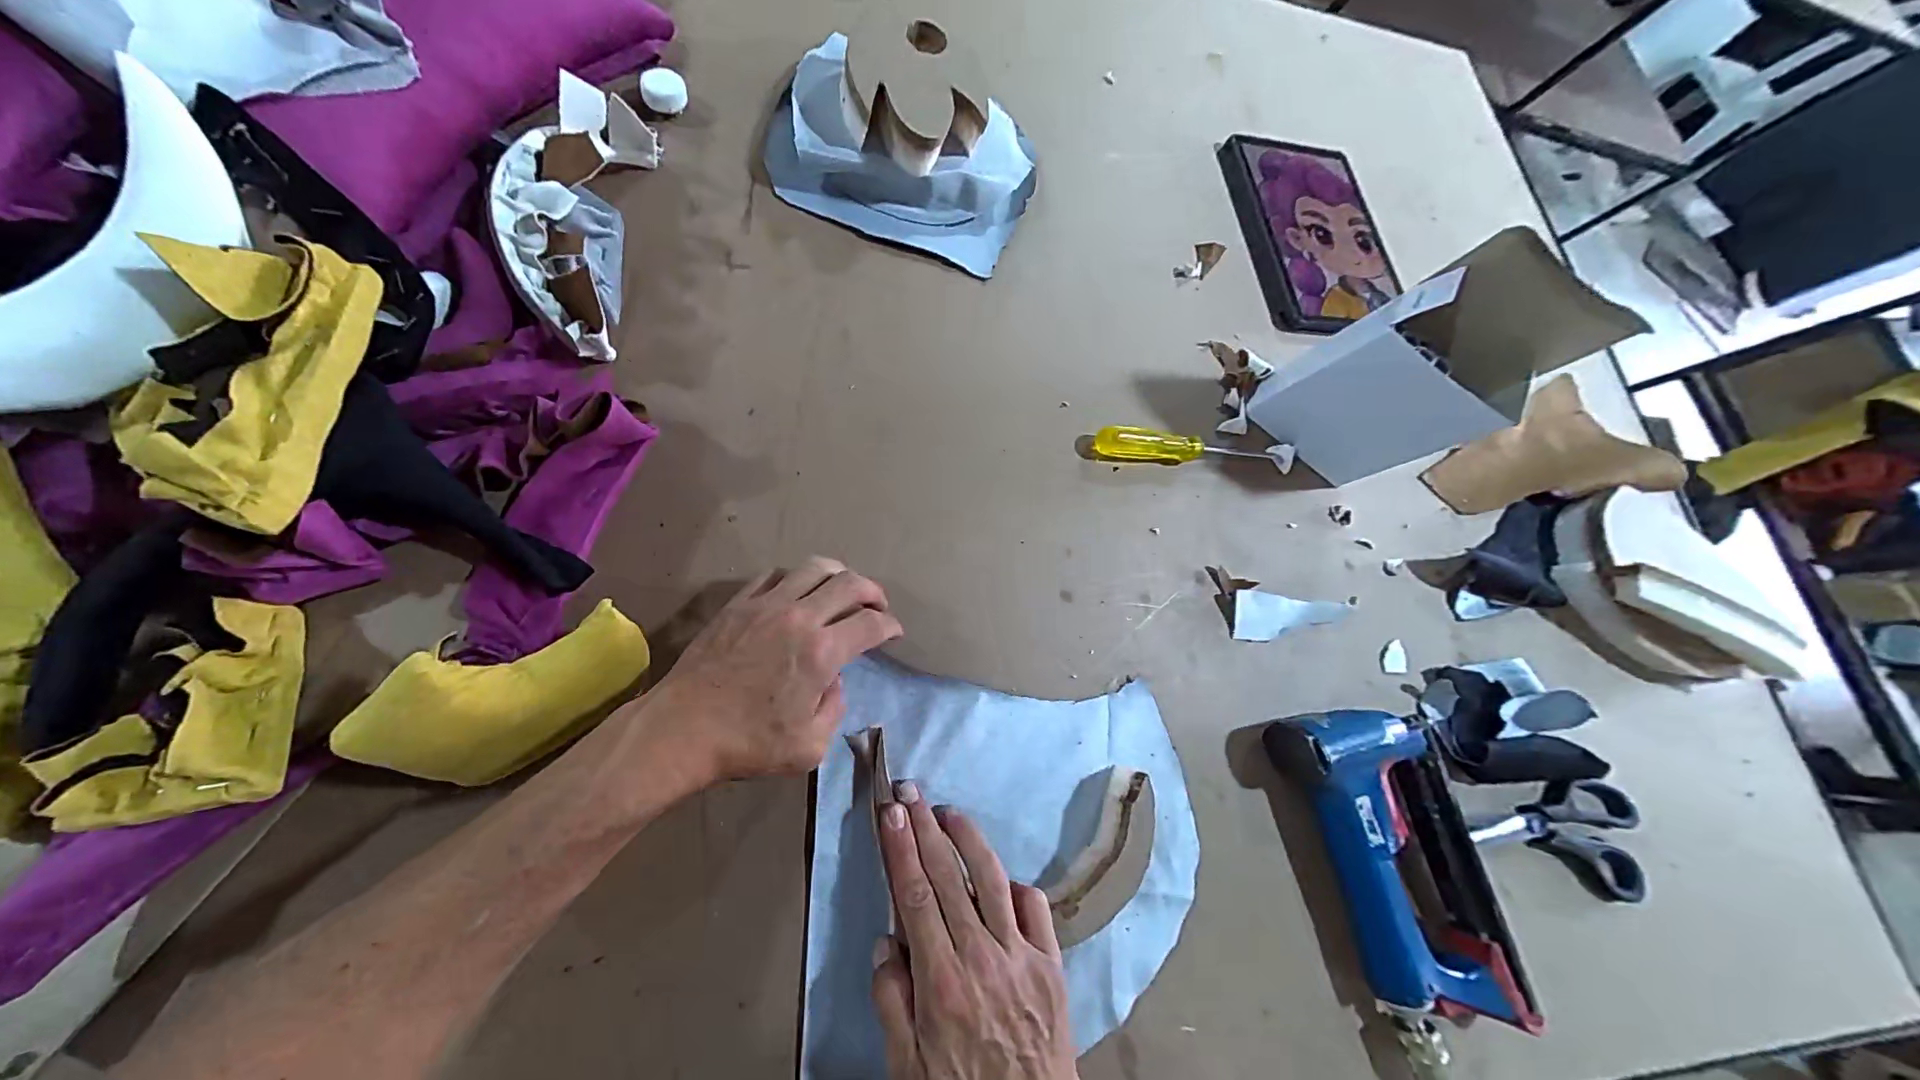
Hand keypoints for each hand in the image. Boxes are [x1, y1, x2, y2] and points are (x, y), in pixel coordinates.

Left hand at [632, 557, 902, 786]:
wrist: (681, 730)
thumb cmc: (747, 743)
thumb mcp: (810, 747)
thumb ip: (834, 708)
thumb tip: (832, 680)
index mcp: (821, 652)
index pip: (871, 623)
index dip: (890, 625)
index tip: (893, 632)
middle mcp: (799, 617)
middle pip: (850, 583)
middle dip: (873, 592)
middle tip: (877, 606)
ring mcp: (766, 605)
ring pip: (814, 568)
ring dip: (838, 575)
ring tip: (841, 591)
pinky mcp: (738, 604)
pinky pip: (775, 575)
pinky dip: (796, 578)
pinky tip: (795, 593)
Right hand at [872, 782, 1076, 1079]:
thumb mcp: (907, 1066)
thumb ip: (891, 1002)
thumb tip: (885, 942)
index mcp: (942, 980)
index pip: (914, 896)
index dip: (901, 849)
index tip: (891, 813)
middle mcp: (982, 956)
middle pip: (948, 877)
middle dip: (925, 829)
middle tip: (910, 792)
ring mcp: (1022, 956)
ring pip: (992, 880)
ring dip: (968, 840)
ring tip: (948, 813)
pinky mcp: (1052, 964)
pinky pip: (1036, 909)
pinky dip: (1016, 886)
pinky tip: (1001, 876)